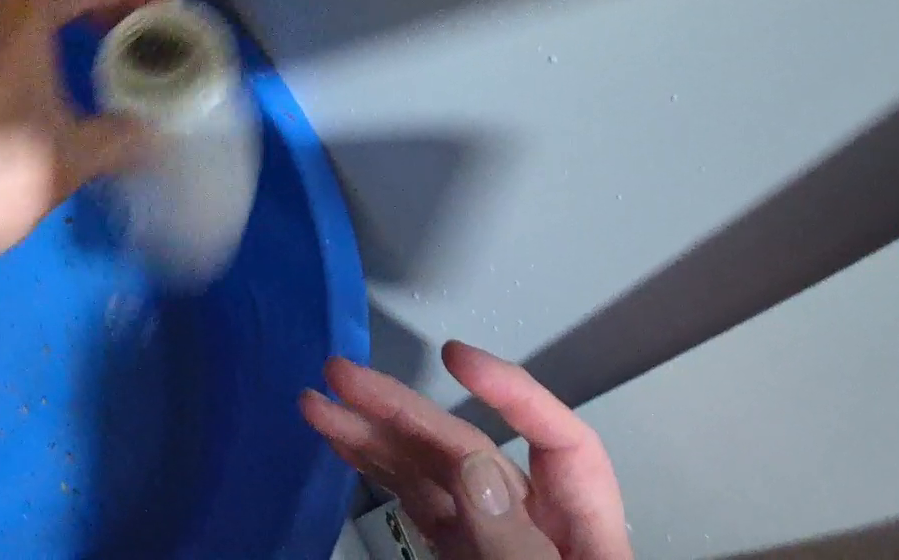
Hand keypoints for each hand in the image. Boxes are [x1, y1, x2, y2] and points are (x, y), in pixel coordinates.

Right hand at [300, 341, 630, 559]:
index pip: (562, 445)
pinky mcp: (451, 556)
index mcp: (584, 538)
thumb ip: (516, 549)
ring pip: (425, 470)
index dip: (516, 394)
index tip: (455, 358)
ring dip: (369, 435)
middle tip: (338, 377)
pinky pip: (409, 501)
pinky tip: (337, 442)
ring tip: (314, 405)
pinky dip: (371, 469)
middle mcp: (531, 525)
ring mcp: (485, 540)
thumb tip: (472, 461)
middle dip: (402, 410)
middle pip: (467, 449)